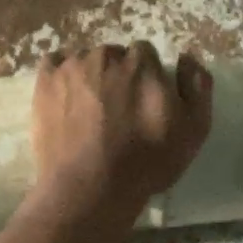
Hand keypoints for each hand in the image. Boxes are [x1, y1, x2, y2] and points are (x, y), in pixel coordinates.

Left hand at [31, 43, 213, 209]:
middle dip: (118, 75)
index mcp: (142, 64)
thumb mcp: (194, 130)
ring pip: (85, 59)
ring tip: (90, 109)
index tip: (143, 101)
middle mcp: (106, 56)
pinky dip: (62, 75)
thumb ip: (198, 87)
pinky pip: (55, 63)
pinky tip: (66, 99)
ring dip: (90, 75)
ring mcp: (71, 67)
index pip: (145, 53)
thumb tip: (186, 58)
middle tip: (117, 109)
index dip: (146, 77)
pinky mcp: (45, 82)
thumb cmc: (148, 162)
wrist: (91, 189)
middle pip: (114, 55)